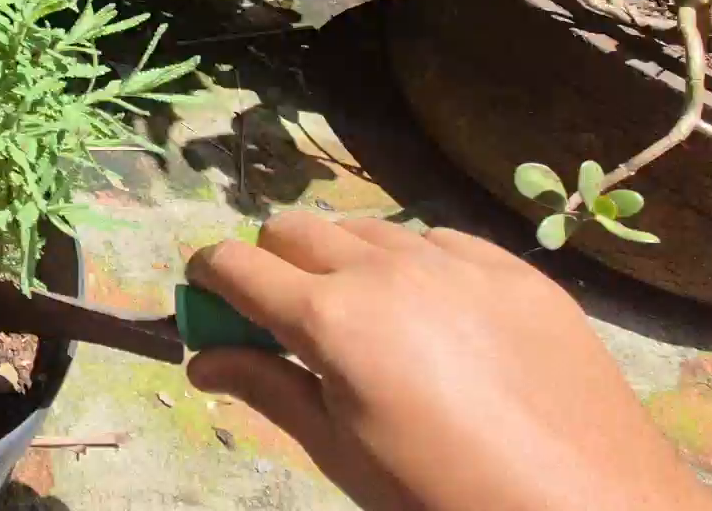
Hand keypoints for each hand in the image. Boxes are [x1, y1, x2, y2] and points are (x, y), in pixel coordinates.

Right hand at [186, 213, 711, 510]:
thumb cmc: (445, 499)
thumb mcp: (340, 452)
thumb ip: (263, 387)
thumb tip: (197, 363)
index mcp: (329, 318)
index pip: (230, 262)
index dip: (208, 276)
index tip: (212, 298)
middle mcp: (380, 271)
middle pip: (287, 229)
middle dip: (272, 264)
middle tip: (297, 316)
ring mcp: (452, 264)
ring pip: (358, 227)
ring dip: (342, 260)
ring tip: (376, 315)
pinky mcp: (513, 271)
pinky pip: (434, 239)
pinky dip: (415, 265)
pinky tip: (440, 315)